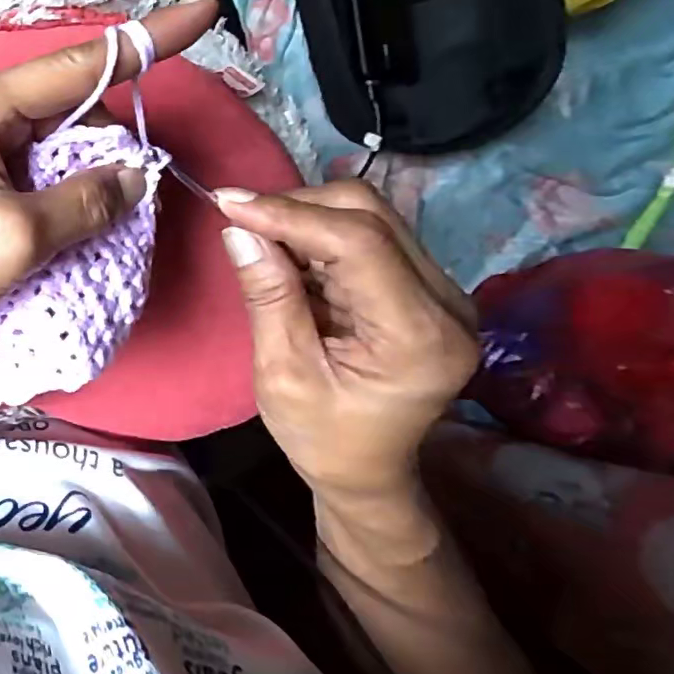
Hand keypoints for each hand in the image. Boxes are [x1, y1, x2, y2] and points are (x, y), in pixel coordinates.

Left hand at [0, 0, 220, 379]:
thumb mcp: (20, 236)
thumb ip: (88, 200)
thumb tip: (138, 176)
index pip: (77, 64)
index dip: (145, 40)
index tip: (205, 8)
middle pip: (74, 101)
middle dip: (114, 136)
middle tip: (138, 185)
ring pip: (64, 134)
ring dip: (95, 166)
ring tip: (104, 213)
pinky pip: (46, 161)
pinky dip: (74, 182)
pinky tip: (85, 210)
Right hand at [216, 180, 477, 494]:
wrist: (366, 469)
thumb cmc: (320, 435)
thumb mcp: (281, 374)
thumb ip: (268, 297)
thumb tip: (238, 230)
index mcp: (417, 336)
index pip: (358, 243)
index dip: (290, 214)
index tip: (228, 204)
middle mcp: (445, 303)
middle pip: (370, 215)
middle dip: (296, 208)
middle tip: (240, 225)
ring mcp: (441, 291)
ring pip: (368, 215)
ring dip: (305, 217)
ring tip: (260, 242)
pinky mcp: (423, 286)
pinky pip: (367, 234)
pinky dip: (317, 234)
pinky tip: (288, 255)